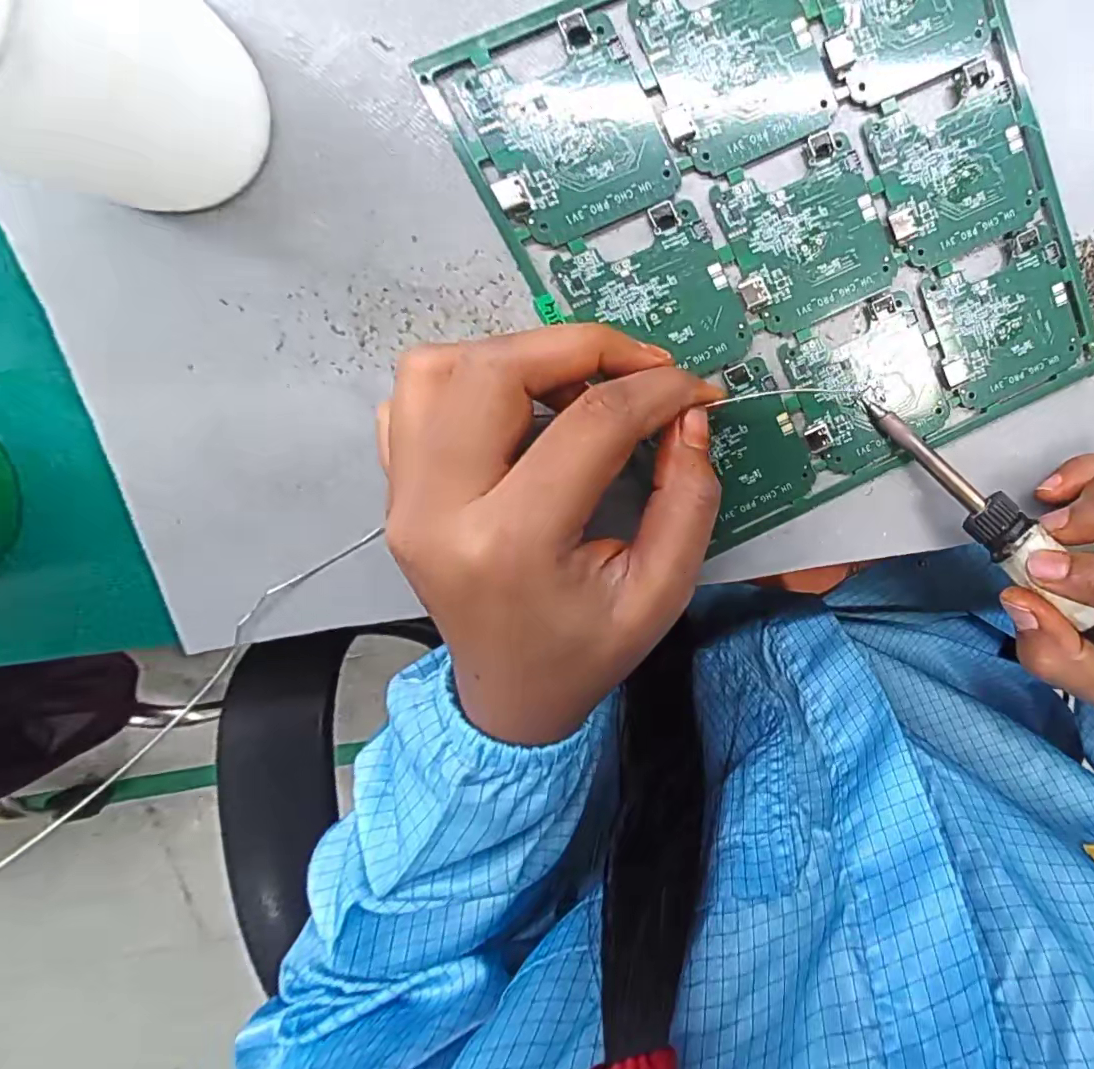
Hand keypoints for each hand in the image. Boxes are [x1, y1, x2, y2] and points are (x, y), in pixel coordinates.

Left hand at [377, 325, 722, 744]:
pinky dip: (473, 378)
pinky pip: (415, 397)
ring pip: (439, 367)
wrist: (511, 695)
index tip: (696, 390)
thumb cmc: (588, 652)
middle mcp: (437, 509)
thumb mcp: (661, 593)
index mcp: (511, 544)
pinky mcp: (397, 490)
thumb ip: (689, 502)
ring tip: (580, 383)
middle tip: (641, 367)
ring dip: (520, 355)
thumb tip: (688, 416)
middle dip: (582, 347)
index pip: (589, 426)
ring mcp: (403, 496)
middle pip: (495, 371)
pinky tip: (524, 408)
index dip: (655, 392)